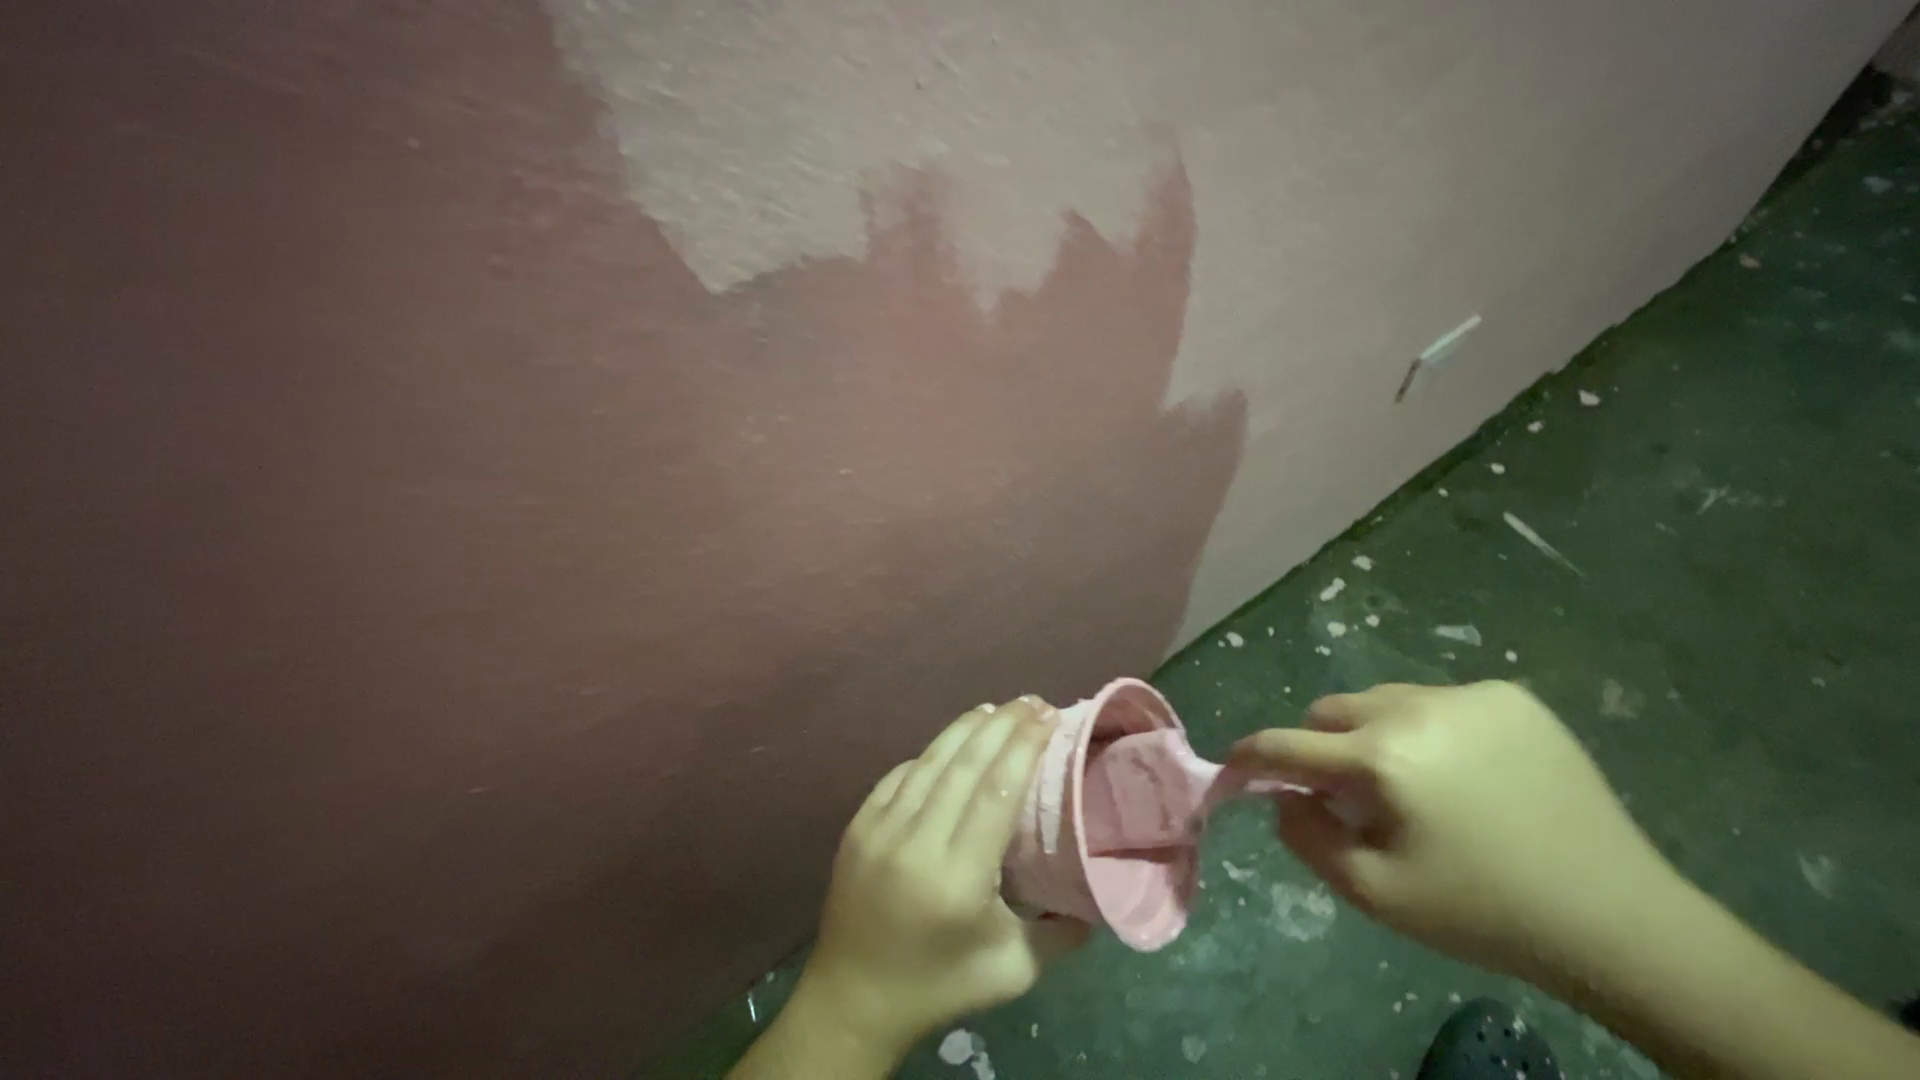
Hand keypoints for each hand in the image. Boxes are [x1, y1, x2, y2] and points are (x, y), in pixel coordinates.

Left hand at [792, 698, 1091, 1055]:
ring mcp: (879, 829)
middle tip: (1033, 701)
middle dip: (1001, 725)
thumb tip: (1099, 895)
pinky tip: (952, 743)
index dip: (1023, 747)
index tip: (1049, 717)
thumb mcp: (1012, 971)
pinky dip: (931, 753)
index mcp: (957, 877)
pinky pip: (900, 775)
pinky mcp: (857, 826)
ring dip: (965, 729)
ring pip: (929, 761)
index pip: (995, 792)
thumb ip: (1062, 933)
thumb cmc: (939, 986)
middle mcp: (915, 842)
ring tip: (998, 708)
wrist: (852, 999)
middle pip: (964, 765)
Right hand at [1231, 681, 1681, 981]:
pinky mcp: (1513, 698)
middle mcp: (1417, 708)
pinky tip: (1464, 774)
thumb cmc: (1481, 911)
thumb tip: (1283, 796)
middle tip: (1346, 798)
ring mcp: (1469, 696)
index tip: (1234, 768)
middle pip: (1331, 712)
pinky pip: (1438, 702)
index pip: (1286, 744)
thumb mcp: (1374, 893)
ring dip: (1373, 735)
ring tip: (1409, 785)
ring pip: (1383, 701)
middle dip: (1320, 748)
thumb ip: (1306, 837)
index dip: (1250, 757)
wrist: (1614, 916)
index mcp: (1380, 758)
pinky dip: (1427, 730)